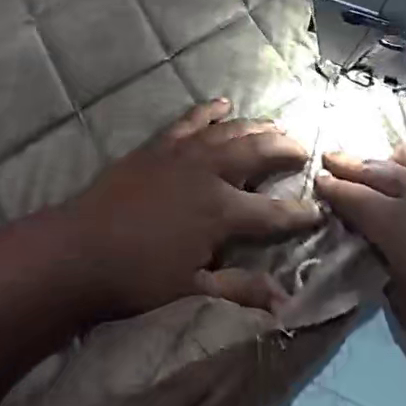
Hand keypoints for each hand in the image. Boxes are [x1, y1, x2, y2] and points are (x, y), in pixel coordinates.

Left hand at [50, 99, 321, 317]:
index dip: (300, 212)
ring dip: (254, 126)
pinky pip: (189, 121)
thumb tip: (285, 301)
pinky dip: (208, 111)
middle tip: (304, 148)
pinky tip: (222, 103)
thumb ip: (240, 288)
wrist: (84, 245)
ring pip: (227, 131)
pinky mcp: (157, 145)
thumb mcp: (193, 287)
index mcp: (221, 212)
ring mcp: (181, 153)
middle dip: (284, 149)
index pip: (274, 212)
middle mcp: (207, 173)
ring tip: (275, 125)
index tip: (320, 210)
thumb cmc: (140, 274)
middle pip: (256, 154)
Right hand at [317, 144, 405, 405]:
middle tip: (331, 158)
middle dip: (350, 163)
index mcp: (397, 223)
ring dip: (391, 159)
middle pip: (377, 168)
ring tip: (379, 162)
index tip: (317, 181)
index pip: (351, 194)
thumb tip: (376, 244)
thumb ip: (386, 261)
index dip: (330, 187)